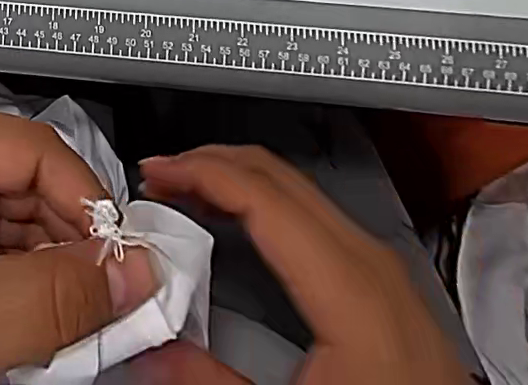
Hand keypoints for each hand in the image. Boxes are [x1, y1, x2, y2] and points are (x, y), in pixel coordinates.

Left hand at [0, 107, 159, 383]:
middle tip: (112, 305)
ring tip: (75, 328)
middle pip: (36, 187)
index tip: (126, 261)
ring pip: (25, 226)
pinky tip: (41, 332)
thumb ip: (62, 293)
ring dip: (56, 276)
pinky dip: (30, 293)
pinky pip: (3, 257)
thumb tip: (134, 272)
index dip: (89, 202)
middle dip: (75, 247)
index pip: (41, 151)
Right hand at [130, 146, 466, 384]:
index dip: (197, 170)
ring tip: (181, 192)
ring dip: (228, 177)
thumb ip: (212, 380)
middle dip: (205, 163)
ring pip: (288, 184)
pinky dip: (254, 198)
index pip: (259, 191)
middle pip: (272, 172)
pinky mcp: (376, 276)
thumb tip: (150, 353)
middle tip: (158, 176)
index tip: (155, 171)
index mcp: (351, 286)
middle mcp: (368, 259)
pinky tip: (229, 217)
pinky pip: (304, 208)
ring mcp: (377, 263)